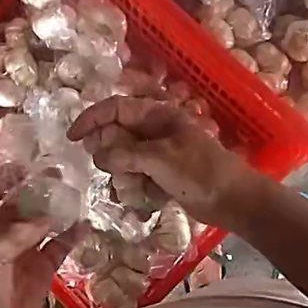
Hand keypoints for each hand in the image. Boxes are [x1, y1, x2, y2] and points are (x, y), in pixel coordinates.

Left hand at [0, 182, 83, 307]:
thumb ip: (16, 234)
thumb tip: (48, 219)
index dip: (1, 177)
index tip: (24, 162)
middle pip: (17, 204)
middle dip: (35, 187)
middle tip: (58, 170)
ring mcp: (22, 252)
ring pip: (41, 223)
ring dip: (56, 208)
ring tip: (75, 189)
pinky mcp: (41, 269)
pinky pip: (59, 247)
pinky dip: (72, 236)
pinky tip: (86, 224)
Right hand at [68, 97, 270, 227]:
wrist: (234, 199)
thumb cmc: (200, 172)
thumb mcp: (159, 159)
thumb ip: (124, 153)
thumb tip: (97, 152)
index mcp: (157, 115)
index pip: (116, 108)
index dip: (92, 119)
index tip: (73, 138)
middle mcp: (155, 131)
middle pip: (116, 134)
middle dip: (107, 152)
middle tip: (111, 171)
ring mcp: (159, 153)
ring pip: (124, 158)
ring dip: (121, 174)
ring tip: (131, 188)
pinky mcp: (163, 175)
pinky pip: (137, 176)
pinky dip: (134, 186)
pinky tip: (140, 199)